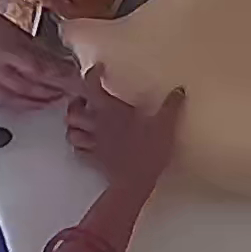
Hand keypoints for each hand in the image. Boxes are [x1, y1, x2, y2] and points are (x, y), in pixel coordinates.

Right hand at [0, 2, 73, 109]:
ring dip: (37, 102)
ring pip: (13, 99)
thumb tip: (65, 71)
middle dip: (51, 93)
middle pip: (27, 87)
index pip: (39, 70)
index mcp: (5, 49)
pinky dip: (18, 105)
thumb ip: (41, 55)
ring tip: (54, 100)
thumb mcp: (24, 37)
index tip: (75, 82)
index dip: (59, 79)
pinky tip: (31, 104)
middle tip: (69, 94)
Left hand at [65, 65, 186, 192]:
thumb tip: (179, 90)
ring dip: (75, 124)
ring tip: (85, 121)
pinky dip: (80, 145)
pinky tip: (89, 143)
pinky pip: (78, 150)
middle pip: (73, 110)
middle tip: (88, 100)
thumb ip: (171, 106)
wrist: (135, 182)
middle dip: (77, 103)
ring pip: (71, 130)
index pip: (91, 86)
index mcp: (111, 111)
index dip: (92, 74)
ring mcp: (92, 143)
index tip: (100, 69)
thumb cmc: (148, 150)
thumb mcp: (165, 125)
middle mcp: (96, 124)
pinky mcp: (93, 160)